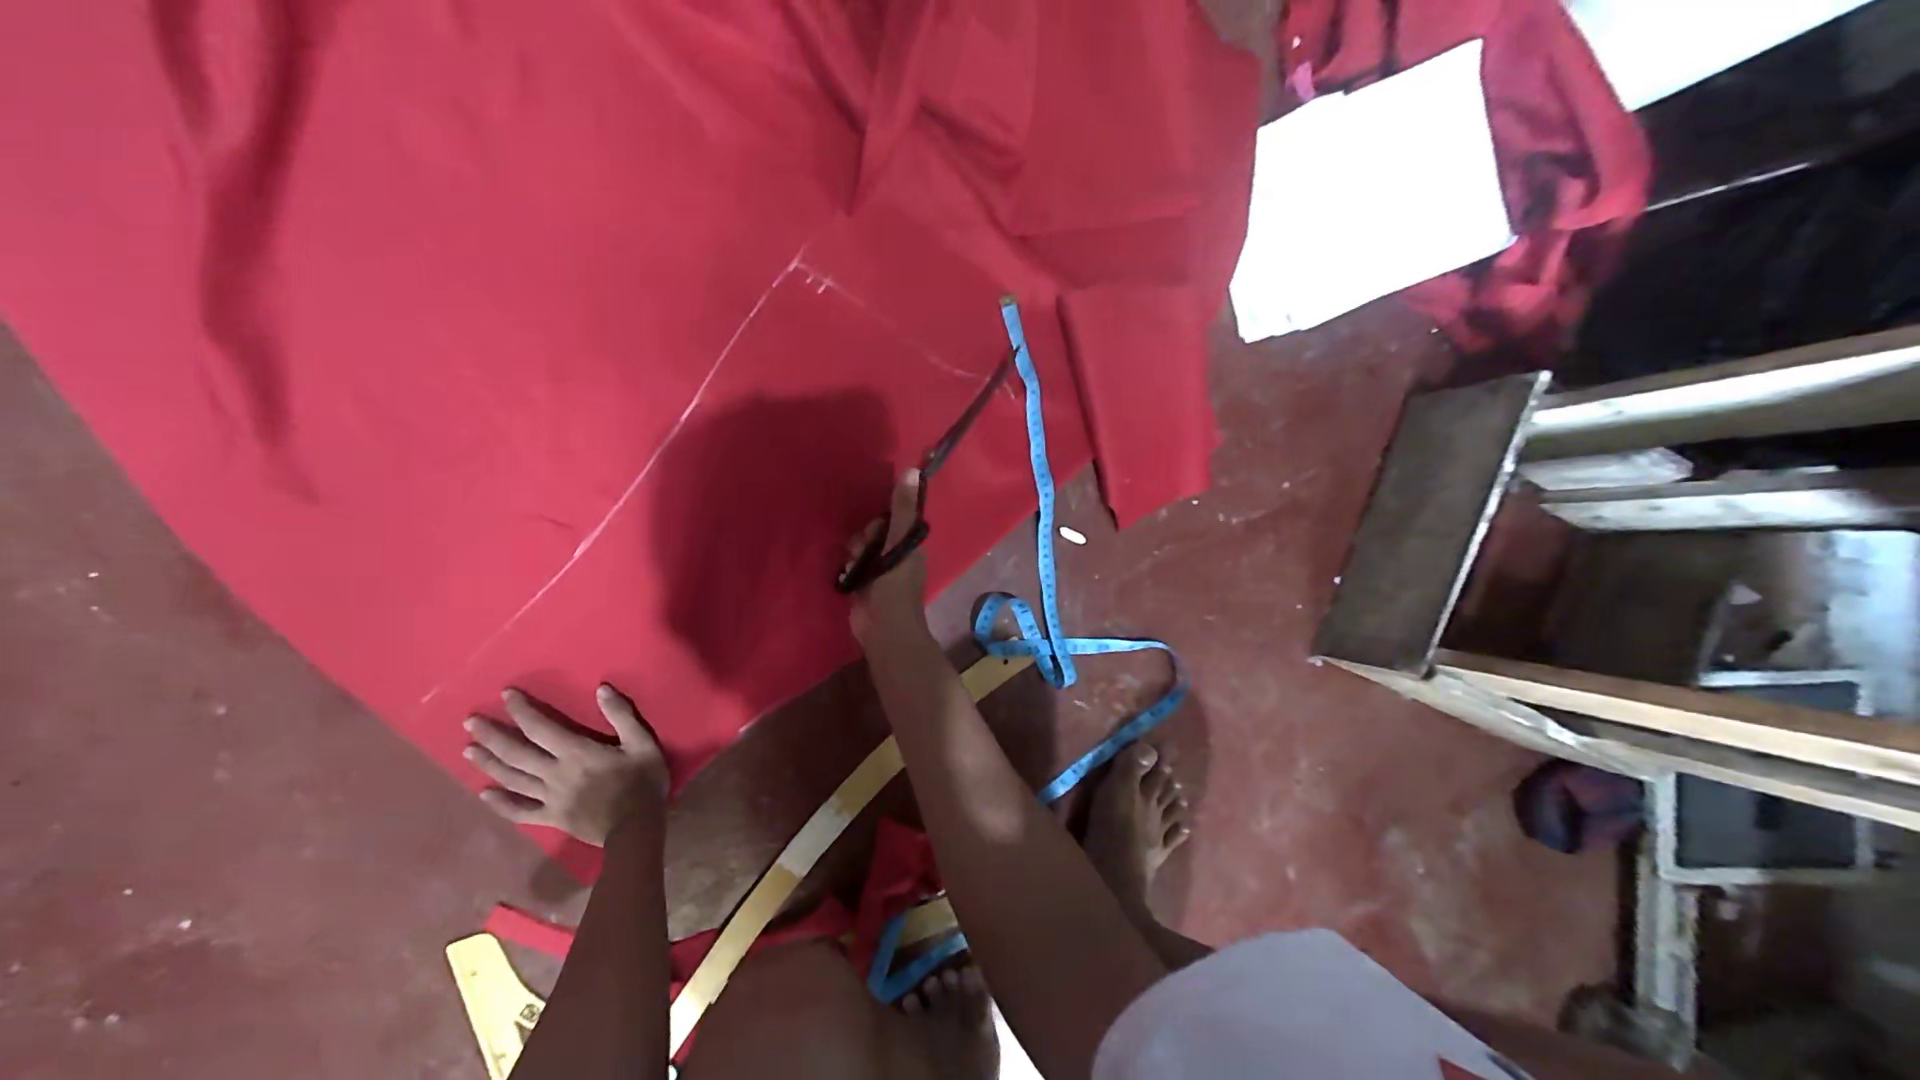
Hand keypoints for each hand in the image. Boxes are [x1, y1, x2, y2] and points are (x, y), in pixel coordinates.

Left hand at [463, 684, 669, 845]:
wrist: (636, 826)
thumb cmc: (642, 781)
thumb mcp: (642, 743)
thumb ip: (621, 715)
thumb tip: (601, 689)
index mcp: (576, 752)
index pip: (540, 727)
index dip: (522, 710)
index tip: (505, 695)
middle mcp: (554, 773)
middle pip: (516, 752)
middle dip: (492, 735)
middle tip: (469, 721)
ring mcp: (549, 797)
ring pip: (512, 778)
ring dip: (488, 763)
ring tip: (468, 750)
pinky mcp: (551, 817)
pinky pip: (520, 811)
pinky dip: (500, 803)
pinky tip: (484, 794)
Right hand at [845, 469, 929, 642]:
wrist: (883, 629)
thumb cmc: (896, 586)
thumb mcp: (899, 544)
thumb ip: (903, 510)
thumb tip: (913, 471)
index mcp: (910, 546)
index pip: (894, 519)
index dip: (882, 520)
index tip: (875, 528)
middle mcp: (896, 556)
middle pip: (874, 532)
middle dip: (864, 538)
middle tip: (863, 551)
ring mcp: (879, 572)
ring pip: (861, 548)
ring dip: (854, 553)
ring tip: (854, 565)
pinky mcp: (863, 585)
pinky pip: (852, 565)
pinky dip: (848, 567)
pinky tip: (846, 574)